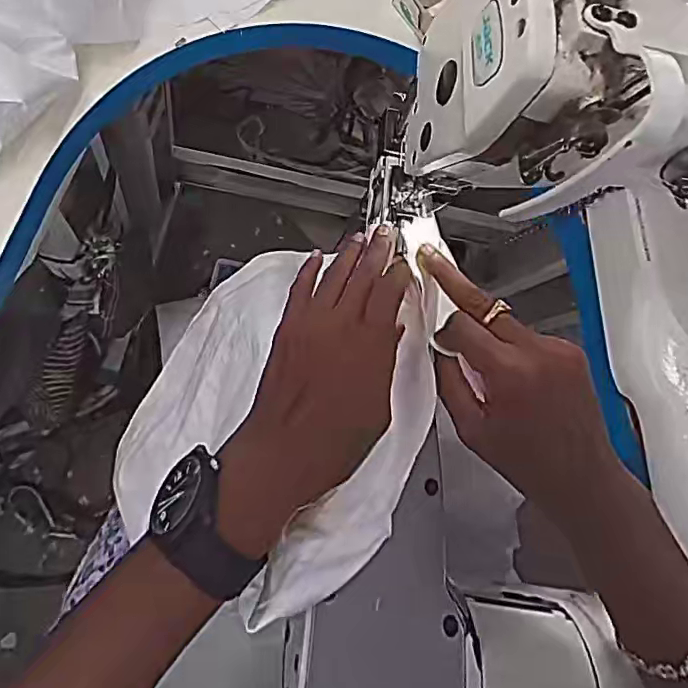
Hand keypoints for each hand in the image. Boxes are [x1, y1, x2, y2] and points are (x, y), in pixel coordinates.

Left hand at [217, 228, 413, 557]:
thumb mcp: (378, 408)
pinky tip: (316, 258)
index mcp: (369, 344)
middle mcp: (340, 326)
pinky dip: (309, 270)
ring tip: (359, 238)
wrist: (282, 454)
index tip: (405, 265)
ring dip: (348, 254)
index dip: (399, 274)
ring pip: (333, 276)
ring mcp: (311, 325)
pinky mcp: (288, 330)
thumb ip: (384, 363)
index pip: (389, 293)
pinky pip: (299, 289)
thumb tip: (391, 334)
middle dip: (378, 251)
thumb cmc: (332, 442)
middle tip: (386, 233)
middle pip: (363, 276)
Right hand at [418, 246, 630, 521]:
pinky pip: (529, 336)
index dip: (442, 324)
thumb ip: (450, 381)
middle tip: (434, 261)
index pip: (463, 322)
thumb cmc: (532, 464)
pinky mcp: (570, 351)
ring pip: (507, 321)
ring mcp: (558, 349)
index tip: (428, 306)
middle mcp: (538, 353)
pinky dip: (514, 347)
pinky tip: (516, 378)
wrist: (584, 478)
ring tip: (487, 367)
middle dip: (456, 284)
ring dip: (489, 330)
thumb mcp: (472, 430)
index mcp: (510, 373)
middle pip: (486, 306)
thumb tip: (438, 349)